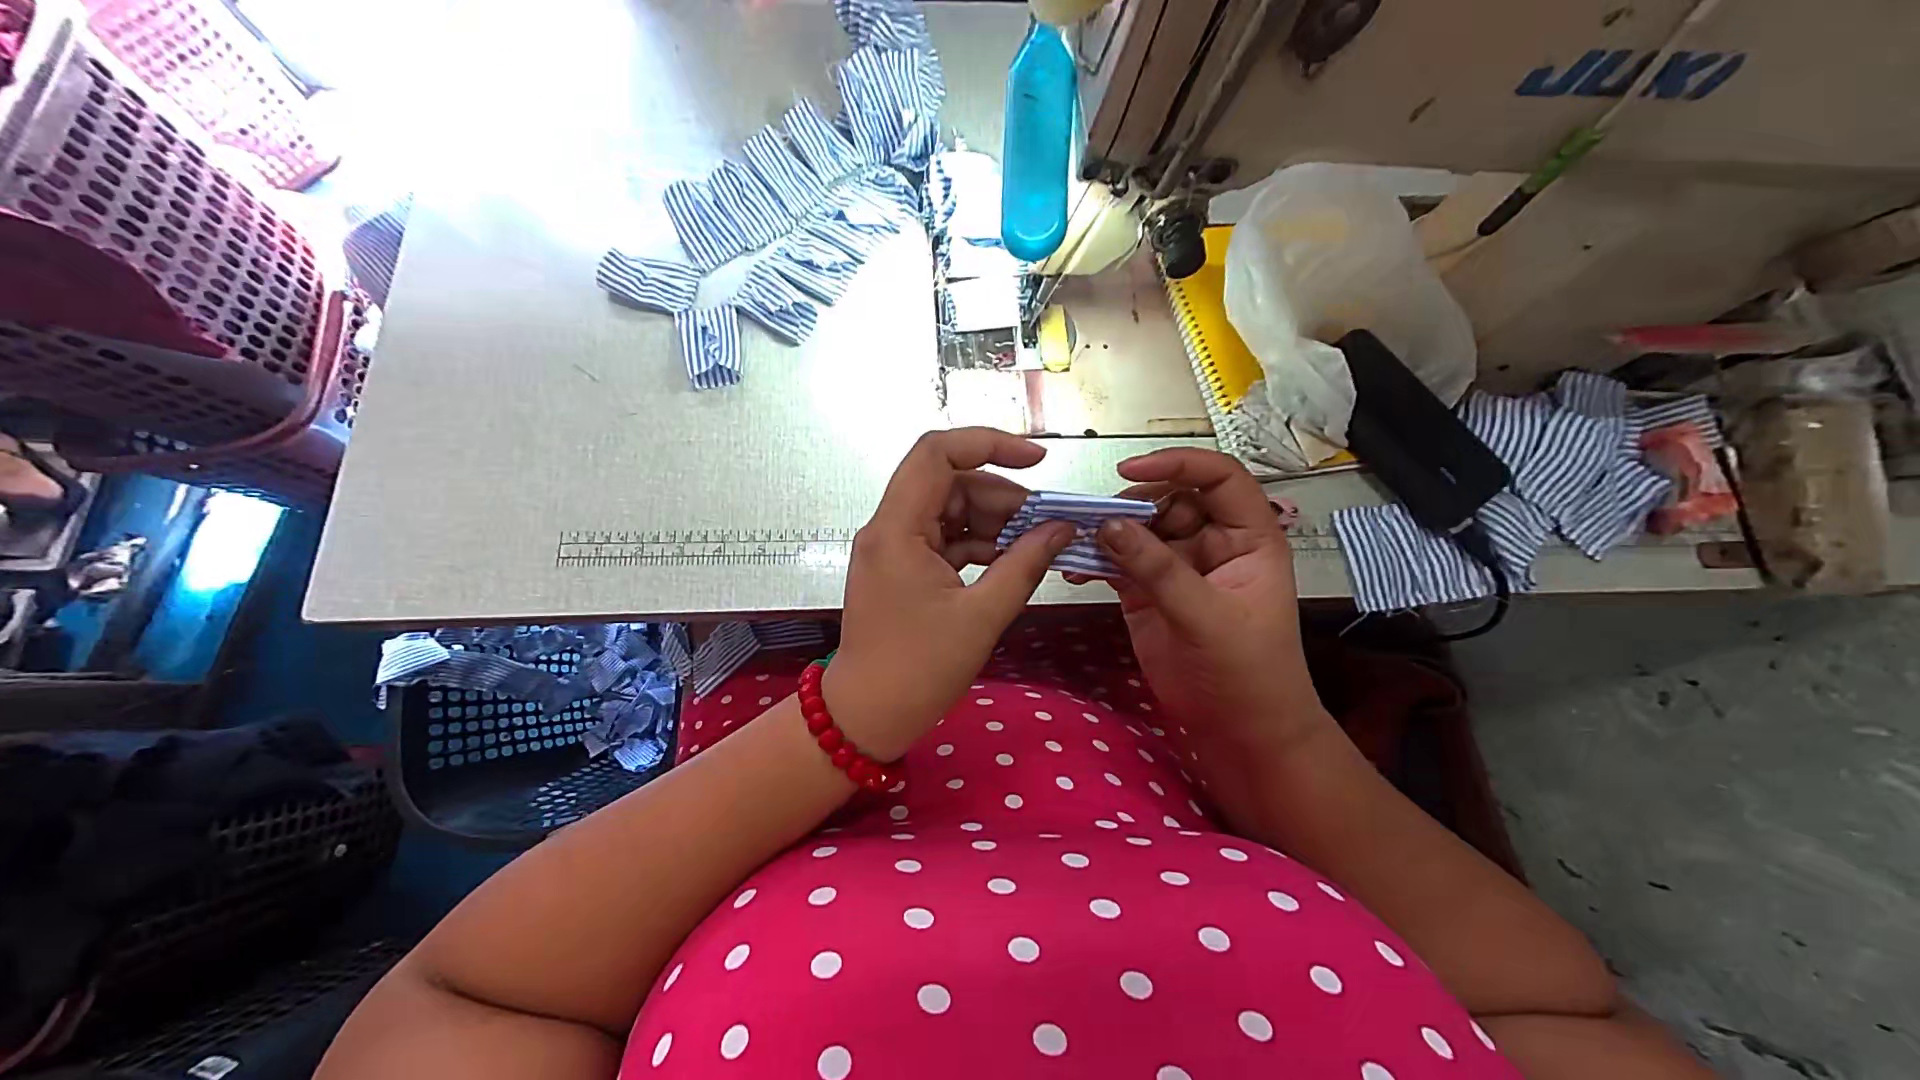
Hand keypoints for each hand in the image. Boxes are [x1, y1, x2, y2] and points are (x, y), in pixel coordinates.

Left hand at [824, 429, 1075, 760]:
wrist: (868, 715)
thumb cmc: (919, 669)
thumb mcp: (982, 616)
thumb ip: (1025, 565)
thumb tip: (1061, 529)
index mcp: (897, 529)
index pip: (936, 453)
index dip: (989, 443)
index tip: (1036, 459)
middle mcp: (888, 527)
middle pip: (947, 482)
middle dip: (1000, 494)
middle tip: (1042, 522)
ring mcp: (892, 547)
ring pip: (948, 509)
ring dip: (992, 521)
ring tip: (1030, 545)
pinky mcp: (901, 567)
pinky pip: (943, 537)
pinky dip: (977, 544)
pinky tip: (1007, 562)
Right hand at [1083, 448, 1330, 749]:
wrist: (1239, 731)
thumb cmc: (1248, 675)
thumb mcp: (1208, 617)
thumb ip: (1159, 569)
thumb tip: (1109, 526)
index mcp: (1248, 537)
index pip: (1218, 478)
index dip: (1178, 464)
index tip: (1130, 471)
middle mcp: (1212, 543)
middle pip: (1169, 499)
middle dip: (1132, 505)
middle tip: (1096, 520)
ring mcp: (1176, 567)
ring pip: (1138, 529)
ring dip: (1107, 532)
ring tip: (1078, 541)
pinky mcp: (1147, 592)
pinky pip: (1118, 562)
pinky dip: (1096, 561)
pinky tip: (1077, 568)